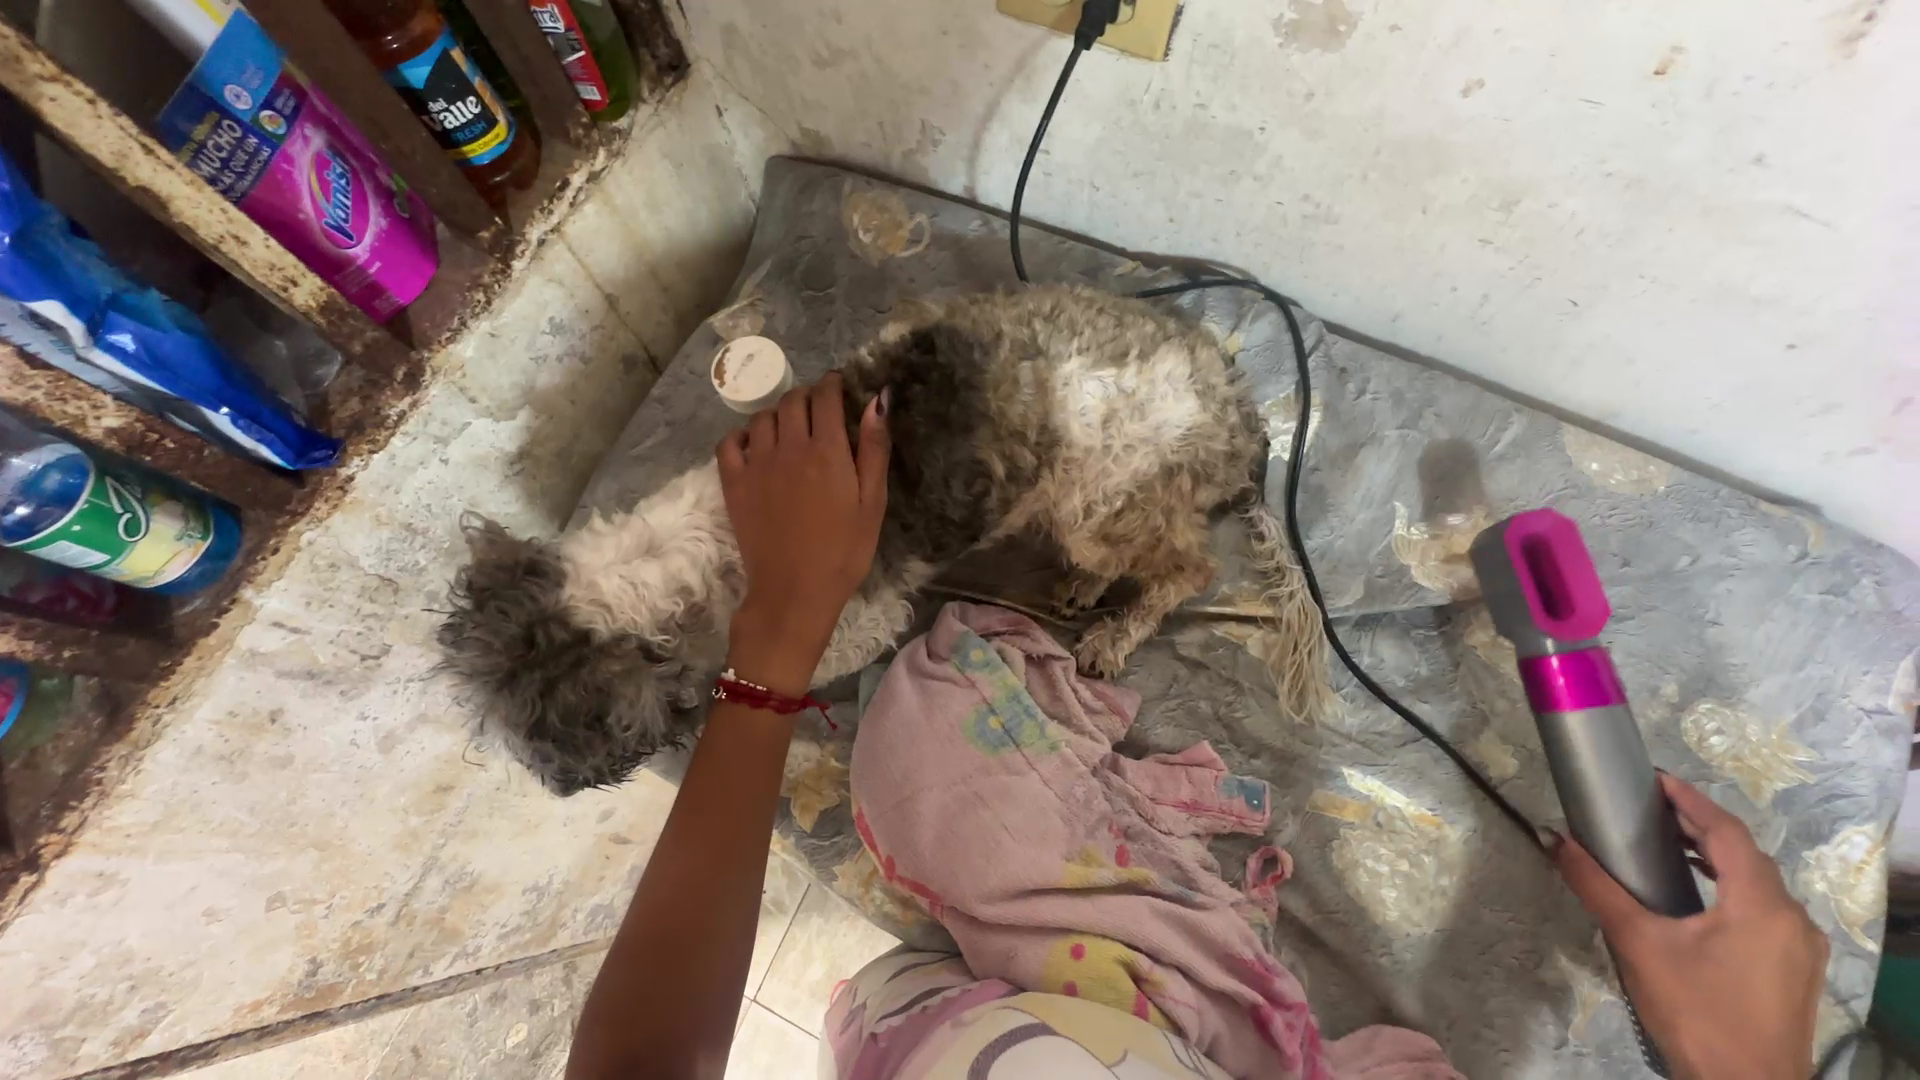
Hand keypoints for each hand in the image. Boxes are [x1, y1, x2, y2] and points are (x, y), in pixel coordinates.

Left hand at [716, 373, 888, 694]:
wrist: (795, 591)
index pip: (826, 396)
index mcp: (827, 450)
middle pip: (793, 400)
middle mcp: (789, 447)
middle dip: (809, 396)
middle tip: (820, 411)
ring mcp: (756, 463)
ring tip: (792, 429)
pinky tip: (756, 445)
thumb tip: (878, 399)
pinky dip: (743, 435)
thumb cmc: (844, 551)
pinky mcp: (734, 483)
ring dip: (780, 414)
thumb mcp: (873, 502)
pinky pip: (730, 442)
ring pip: (764, 417)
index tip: (840, 387)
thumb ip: (875, 448)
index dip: (834, 384)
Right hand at [1555, 774, 1826, 1079]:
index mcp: (1762, 905)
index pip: (1728, 833)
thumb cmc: (1694, 1007)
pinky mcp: (1793, 967)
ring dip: (1714, 855)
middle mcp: (1792, 919)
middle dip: (1699, 825)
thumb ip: (1594, 884)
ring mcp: (1799, 947)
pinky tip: (1695, 891)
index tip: (1654, 780)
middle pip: (1746, 855)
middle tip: (1651, 807)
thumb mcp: (1636, 940)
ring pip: (1758, 882)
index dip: (1691, 801)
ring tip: (1666, 842)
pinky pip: (1763, 907)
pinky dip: (1727, 884)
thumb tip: (1551, 836)